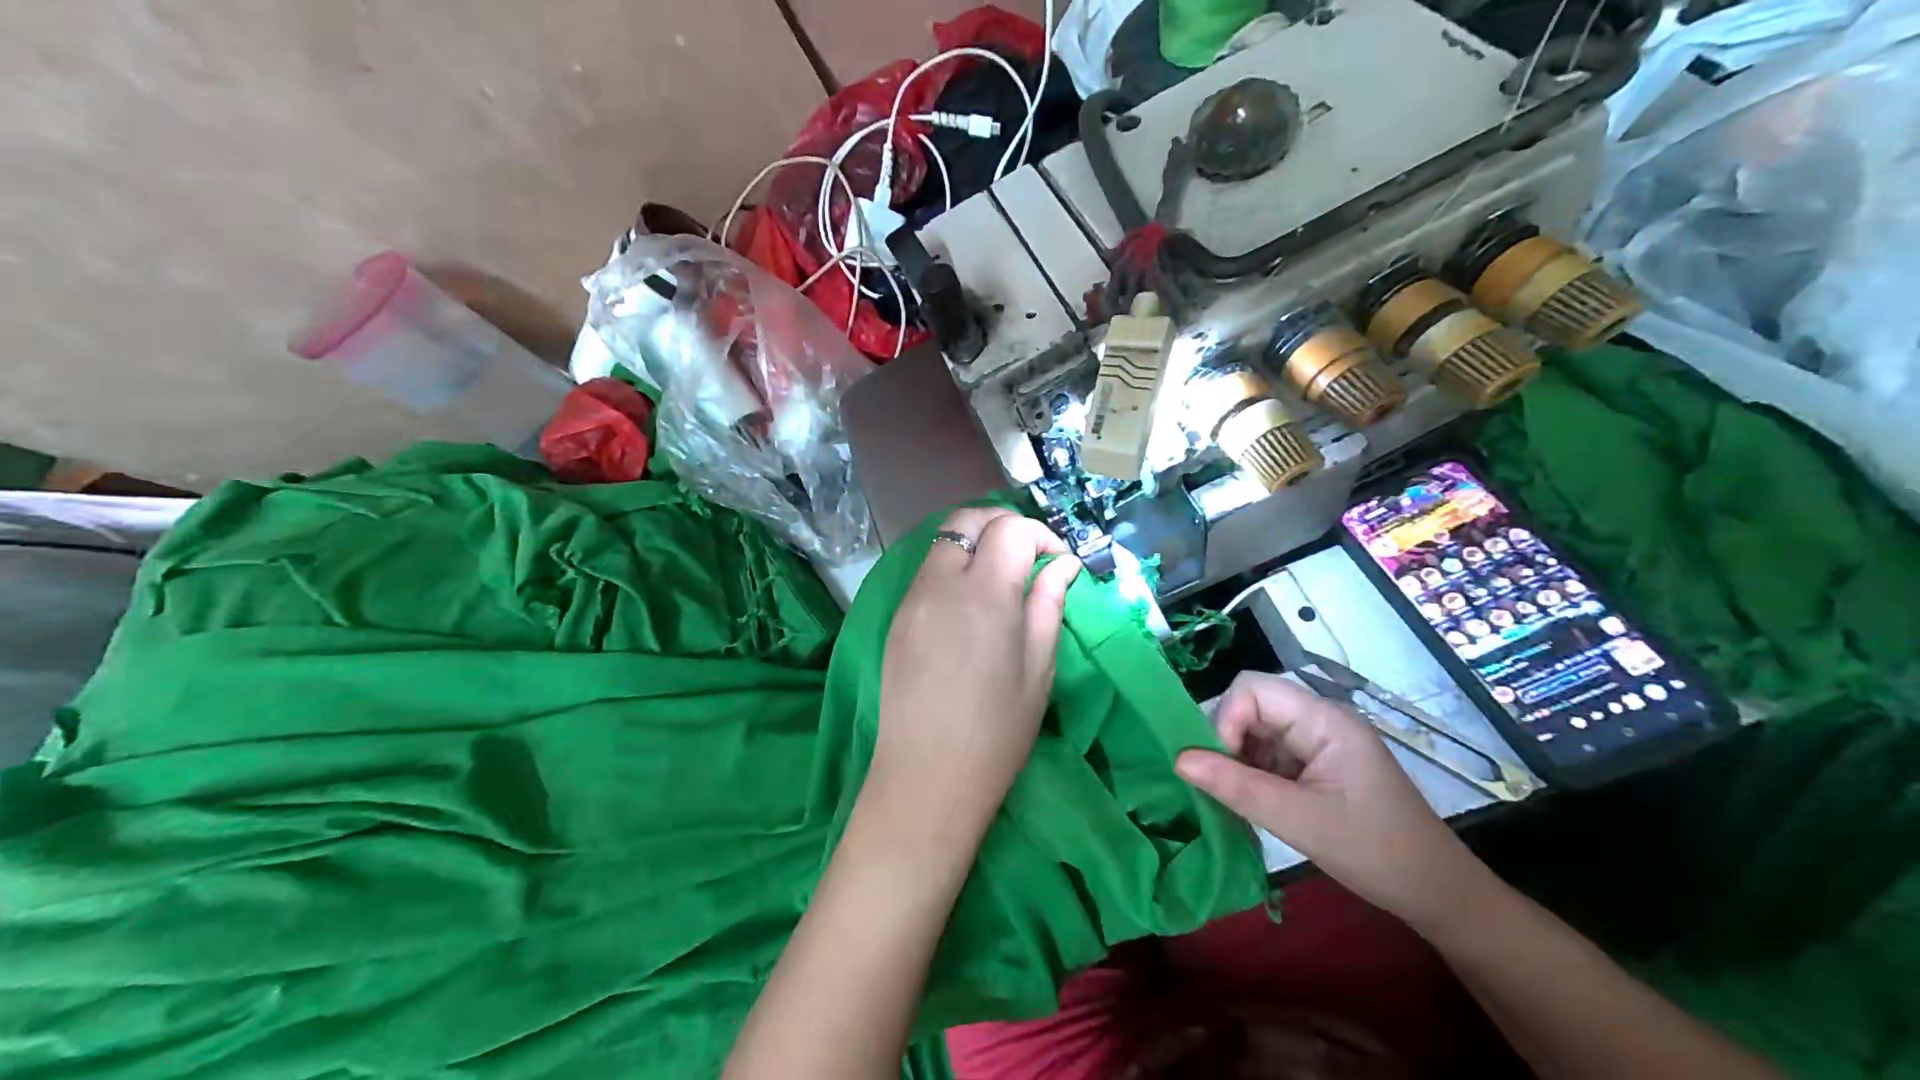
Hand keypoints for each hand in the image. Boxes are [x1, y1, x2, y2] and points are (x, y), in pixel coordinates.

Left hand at [870, 507, 1081, 832]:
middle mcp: (941, 583)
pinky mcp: (897, 617)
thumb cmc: (997, 730)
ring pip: (943, 541)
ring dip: (976, 543)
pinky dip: (953, 566)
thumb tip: (1061, 565)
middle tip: (1029, 556)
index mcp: (984, 594)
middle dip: (1003, 524)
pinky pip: (927, 570)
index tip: (1057, 563)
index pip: (1010, 529)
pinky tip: (971, 602)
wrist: (928, 776)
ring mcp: (912, 599)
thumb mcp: (1038, 667)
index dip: (1041, 535)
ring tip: (1002, 577)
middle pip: (968, 519)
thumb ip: (1048, 604)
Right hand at [1175, 673, 1494, 930]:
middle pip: (1250, 706)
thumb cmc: (1376, 852)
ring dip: (1236, 760)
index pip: (1252, 689)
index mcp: (1324, 720)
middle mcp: (1319, 721)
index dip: (1226, 719)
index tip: (1220, 765)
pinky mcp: (1314, 765)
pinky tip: (1249, 803)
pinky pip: (1266, 753)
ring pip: (1254, 731)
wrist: (1437, 894)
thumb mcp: (1300, 821)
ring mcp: (1317, 742)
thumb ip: (1236, 786)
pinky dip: (1249, 774)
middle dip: (1226, 740)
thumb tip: (1177, 759)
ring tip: (1234, 799)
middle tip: (1222, 785)